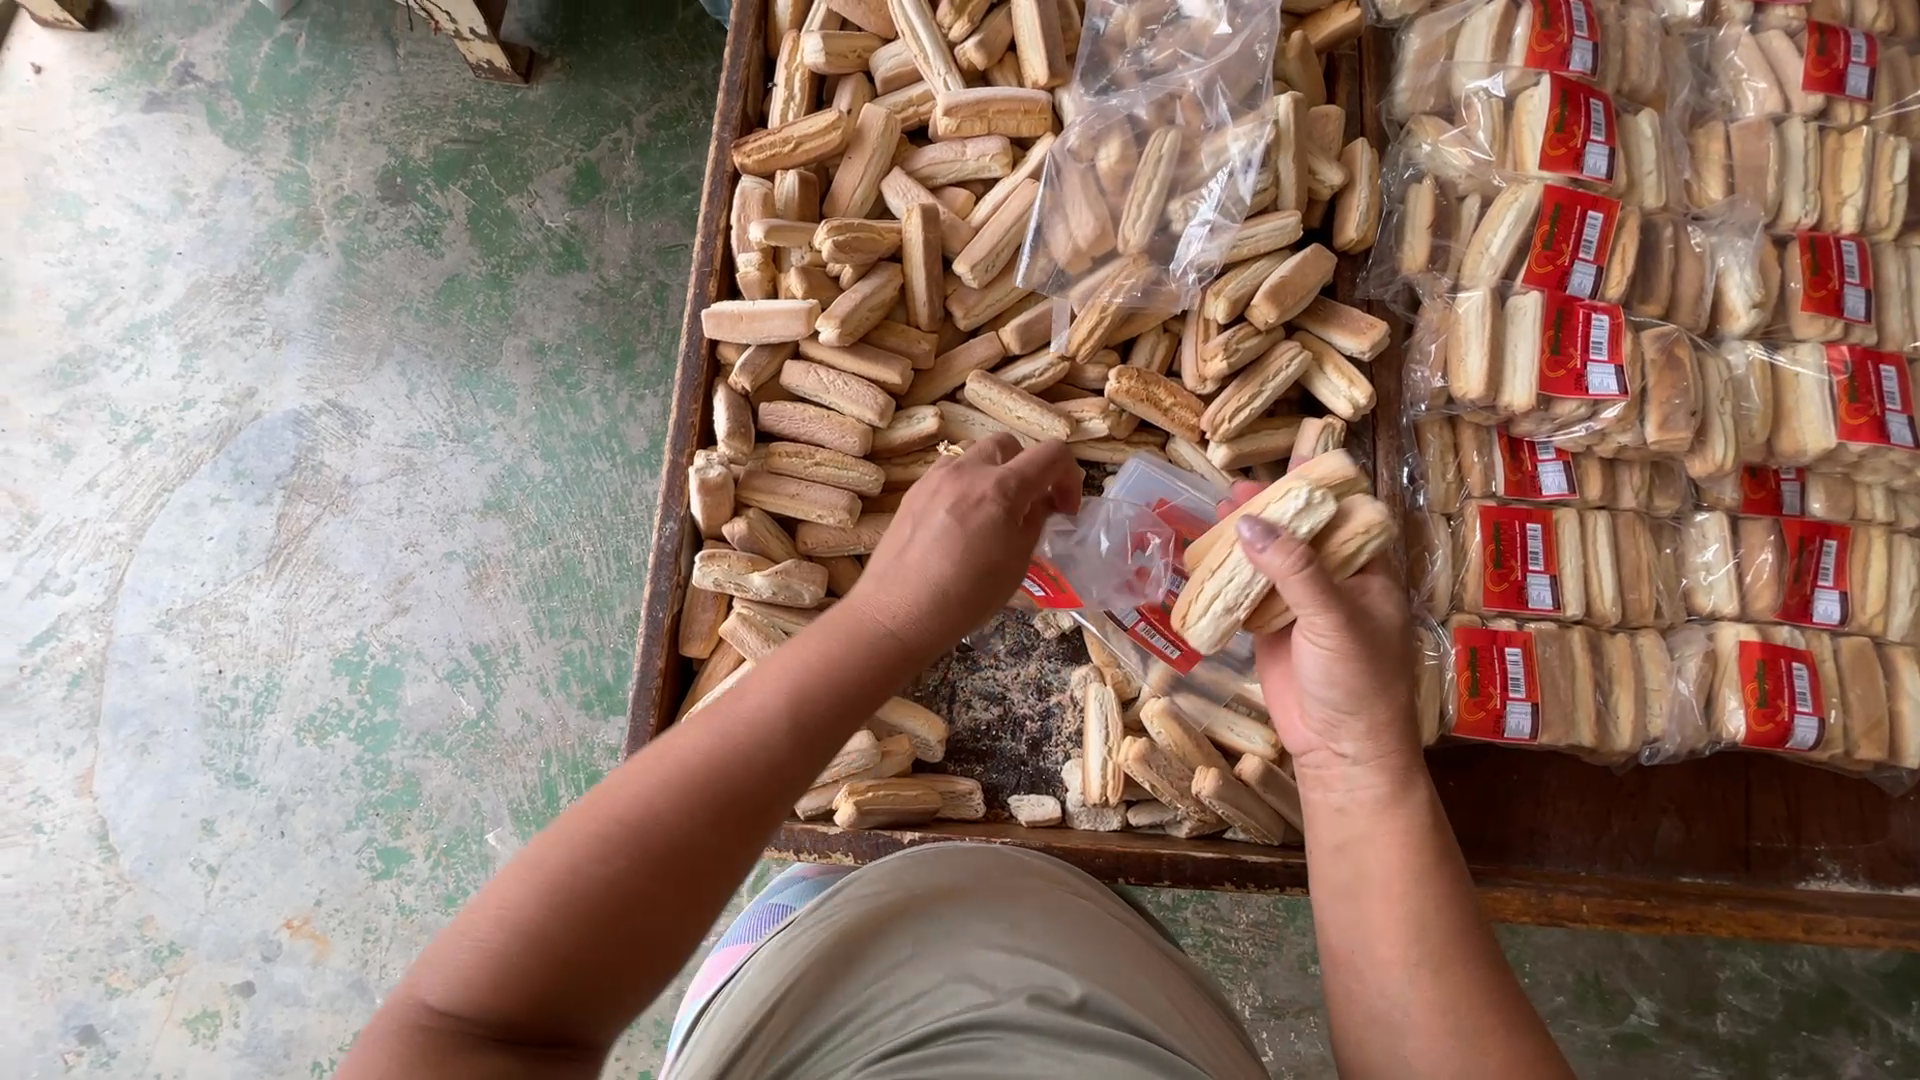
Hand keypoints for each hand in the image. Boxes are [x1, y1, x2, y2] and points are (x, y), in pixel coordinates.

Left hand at [844, 435, 1081, 661]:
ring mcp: (936, 477)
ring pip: (976, 453)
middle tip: (1031, 505)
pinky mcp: (914, 491)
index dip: (1069, 477)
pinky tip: (961, 519)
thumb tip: (1039, 501)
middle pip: (1010, 445)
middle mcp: (968, 471)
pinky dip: (966, 483)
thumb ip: (1034, 521)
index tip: (1066, 509)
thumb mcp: (1017, 563)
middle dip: (1029, 469)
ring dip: (995, 471)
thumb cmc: (966, 597)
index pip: (1052, 454)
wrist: (898, 612)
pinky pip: (949, 471)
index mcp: (1002, 488)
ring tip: (994, 510)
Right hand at [1222, 482, 1421, 787]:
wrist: (1339, 748)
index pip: (1345, 513)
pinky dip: (1227, 575)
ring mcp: (1300, 605)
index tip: (1305, 443)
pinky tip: (1207, 556)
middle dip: (1273, 507)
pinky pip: (1247, 592)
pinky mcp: (1271, 629)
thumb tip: (1248, 522)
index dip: (1323, 481)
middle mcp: (1334, 581)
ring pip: (1270, 560)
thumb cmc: (1357, 680)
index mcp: (1366, 571)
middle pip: (1300, 532)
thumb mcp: (1332, 617)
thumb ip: (1293, 568)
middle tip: (1238, 486)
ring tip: (1219, 509)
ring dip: (1245, 538)